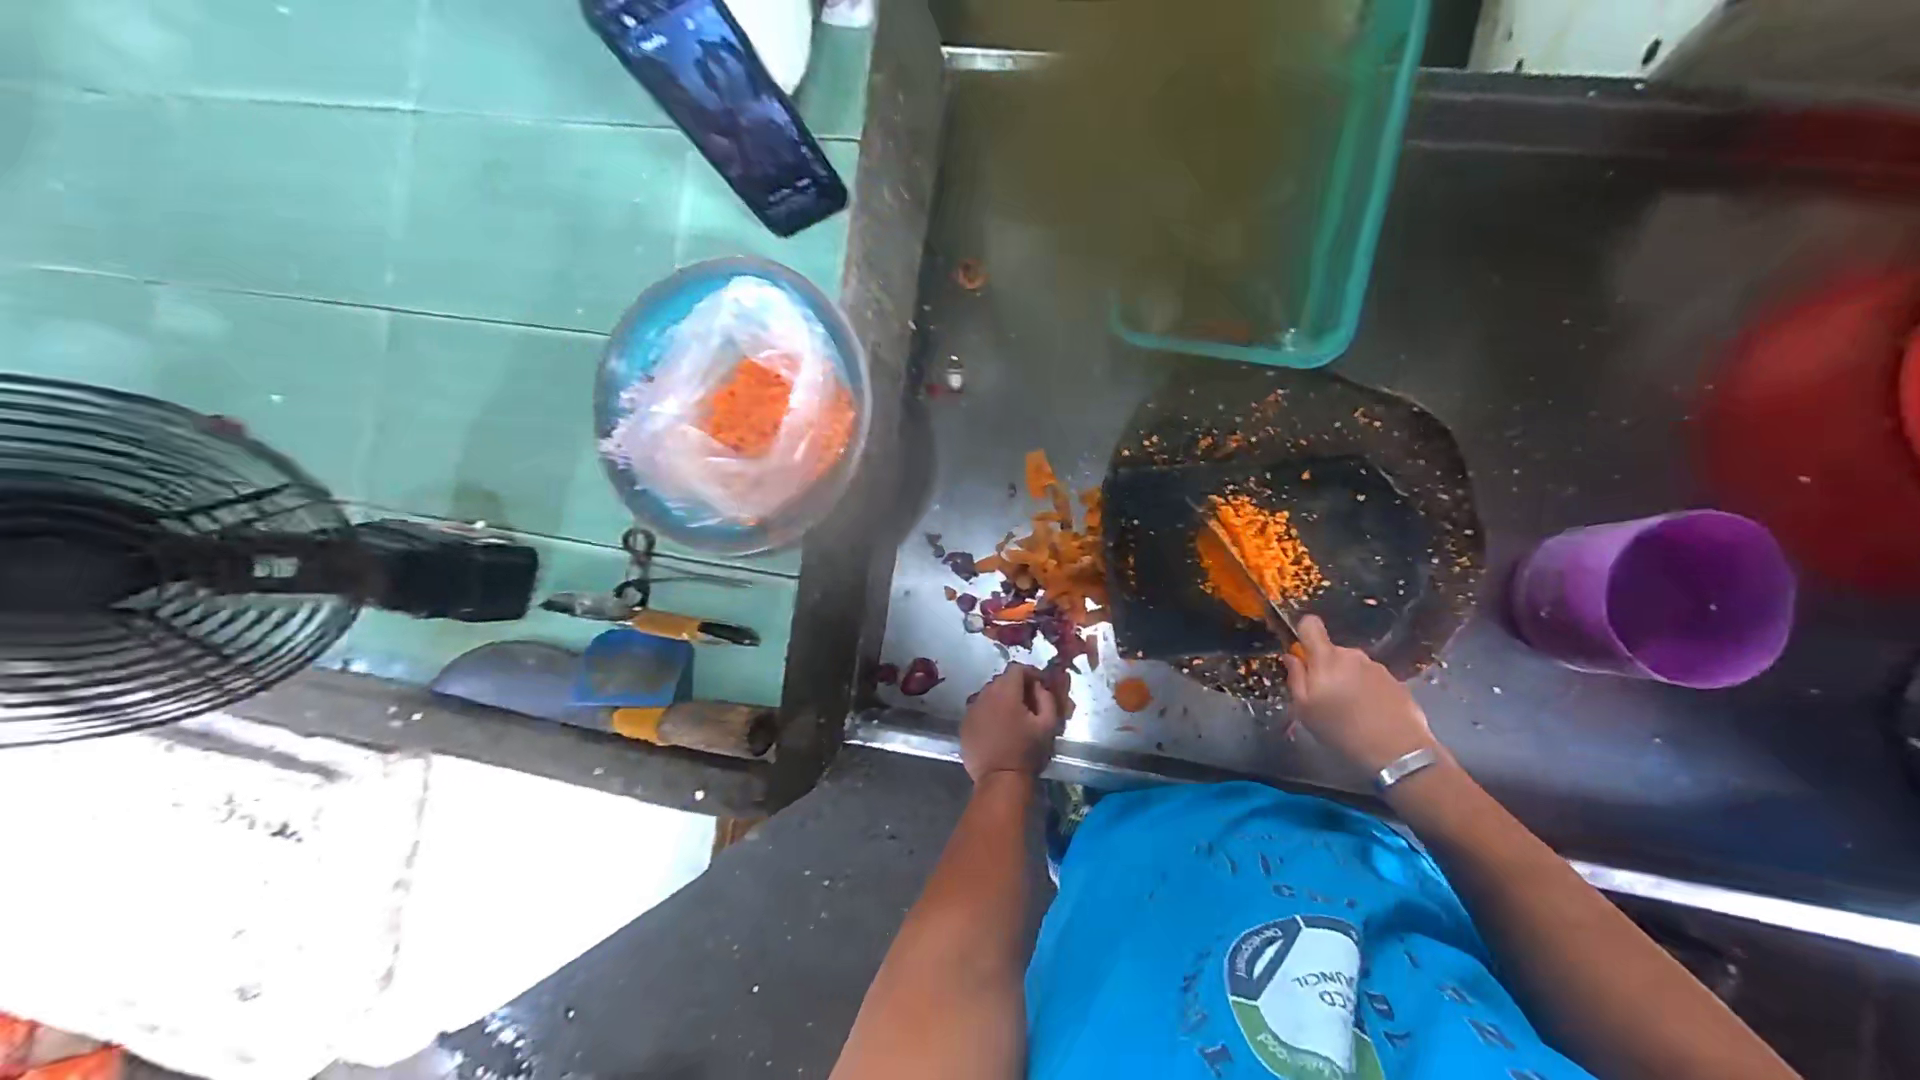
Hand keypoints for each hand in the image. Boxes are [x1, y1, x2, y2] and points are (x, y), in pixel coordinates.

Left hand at [960, 663, 1062, 782]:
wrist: (1000, 780)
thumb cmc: (1027, 752)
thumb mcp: (1048, 724)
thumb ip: (1046, 698)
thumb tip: (1038, 686)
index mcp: (1005, 692)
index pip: (1017, 668)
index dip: (1031, 673)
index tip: (1040, 686)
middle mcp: (984, 695)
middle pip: (1001, 681)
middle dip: (1016, 687)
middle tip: (1028, 703)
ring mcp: (971, 710)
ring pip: (988, 695)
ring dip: (1001, 700)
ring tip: (1012, 717)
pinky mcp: (964, 725)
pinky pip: (978, 710)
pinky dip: (988, 713)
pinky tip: (997, 729)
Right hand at [1281, 615, 1438, 774]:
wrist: (1398, 750)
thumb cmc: (1341, 729)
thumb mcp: (1305, 710)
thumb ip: (1295, 678)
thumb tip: (1291, 657)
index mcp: (1326, 658)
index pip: (1311, 625)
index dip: (1304, 632)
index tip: (1303, 653)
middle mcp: (1353, 655)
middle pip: (1332, 651)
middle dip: (1325, 667)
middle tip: (1326, 697)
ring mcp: (1377, 667)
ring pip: (1352, 666)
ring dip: (1347, 680)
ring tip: (1350, 709)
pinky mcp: (1396, 681)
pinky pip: (1371, 679)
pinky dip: (1366, 690)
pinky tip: (1370, 714)